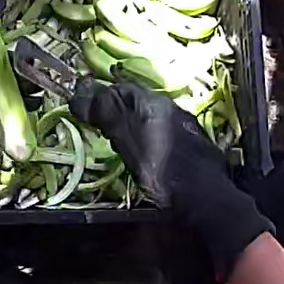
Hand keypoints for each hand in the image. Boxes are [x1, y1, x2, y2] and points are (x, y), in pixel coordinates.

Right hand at [72, 80, 271, 274]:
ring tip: (117, 136)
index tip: (84, 107)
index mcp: (151, 102)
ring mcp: (183, 125)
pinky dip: (148, 134)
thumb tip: (80, 94)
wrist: (203, 195)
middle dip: (115, 106)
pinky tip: (145, 149)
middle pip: (136, 100)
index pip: (120, 88)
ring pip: (151, 115)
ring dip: (132, 121)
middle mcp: (169, 107)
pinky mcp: (193, 142)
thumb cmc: (160, 167)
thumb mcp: (125, 137)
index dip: (100, 95)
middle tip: (97, 120)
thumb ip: (105, 112)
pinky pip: (163, 130)